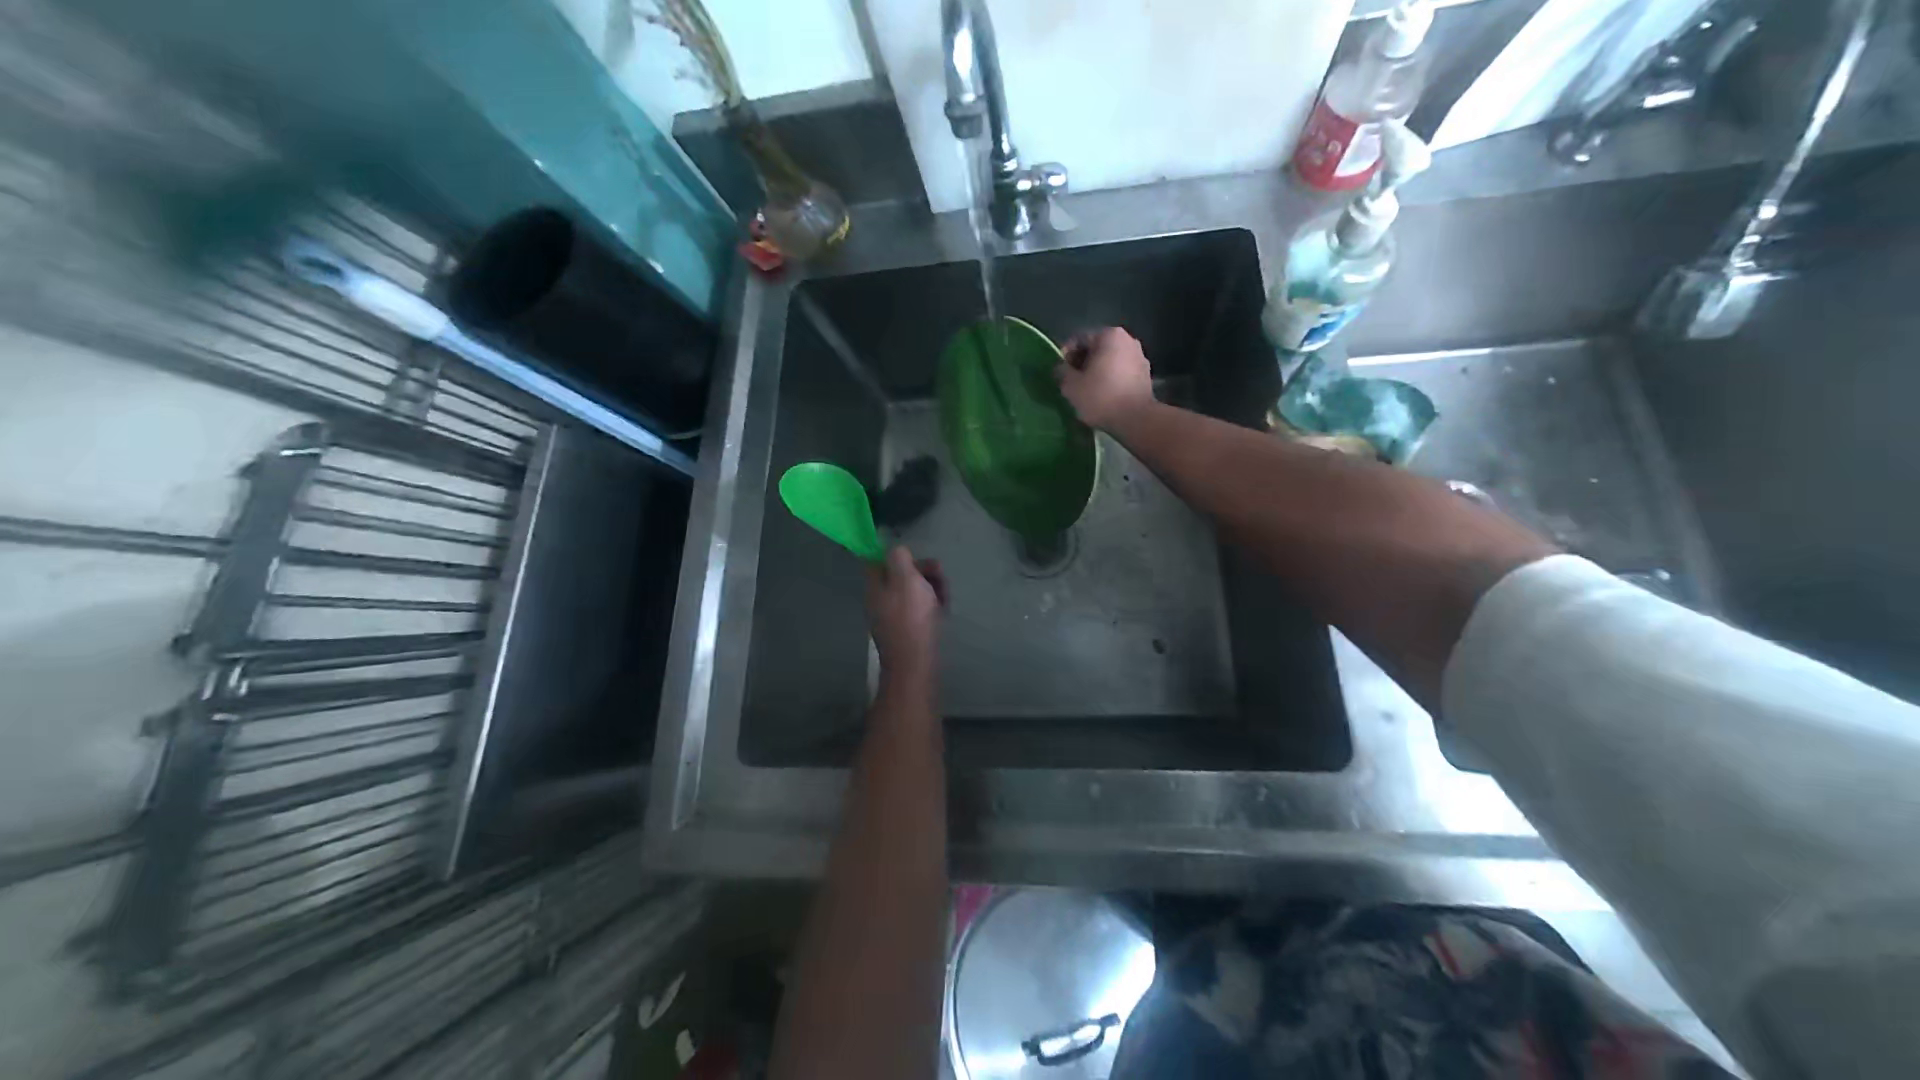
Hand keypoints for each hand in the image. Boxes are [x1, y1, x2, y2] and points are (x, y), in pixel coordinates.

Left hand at [866, 545, 944, 677]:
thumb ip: (899, 558)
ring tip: (944, 598)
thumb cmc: (911, 617)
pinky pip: (916, 609)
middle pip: (900, 575)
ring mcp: (891, 616)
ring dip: (930, 588)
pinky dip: (930, 606)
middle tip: (940, 578)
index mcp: (875, 585)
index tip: (919, 560)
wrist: (914, 663)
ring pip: (912, 591)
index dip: (900, 555)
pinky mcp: (904, 630)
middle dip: (923, 572)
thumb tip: (898, 551)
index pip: (879, 559)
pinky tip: (942, 611)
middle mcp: (879, 599)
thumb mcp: (906, 578)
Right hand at [1057, 327, 1155, 431]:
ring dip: (1096, 372)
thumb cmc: (1101, 397)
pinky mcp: (1146, 375)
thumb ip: (1061, 371)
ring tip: (1086, 391)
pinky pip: (1121, 373)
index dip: (1065, 356)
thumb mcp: (1071, 385)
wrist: (1135, 419)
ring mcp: (1140, 357)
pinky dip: (1110, 380)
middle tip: (1071, 382)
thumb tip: (1061, 368)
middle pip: (1096, 349)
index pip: (1079, 340)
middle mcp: (1128, 340)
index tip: (1060, 373)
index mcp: (1109, 335)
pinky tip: (1102, 396)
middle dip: (1082, 363)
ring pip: (1109, 361)